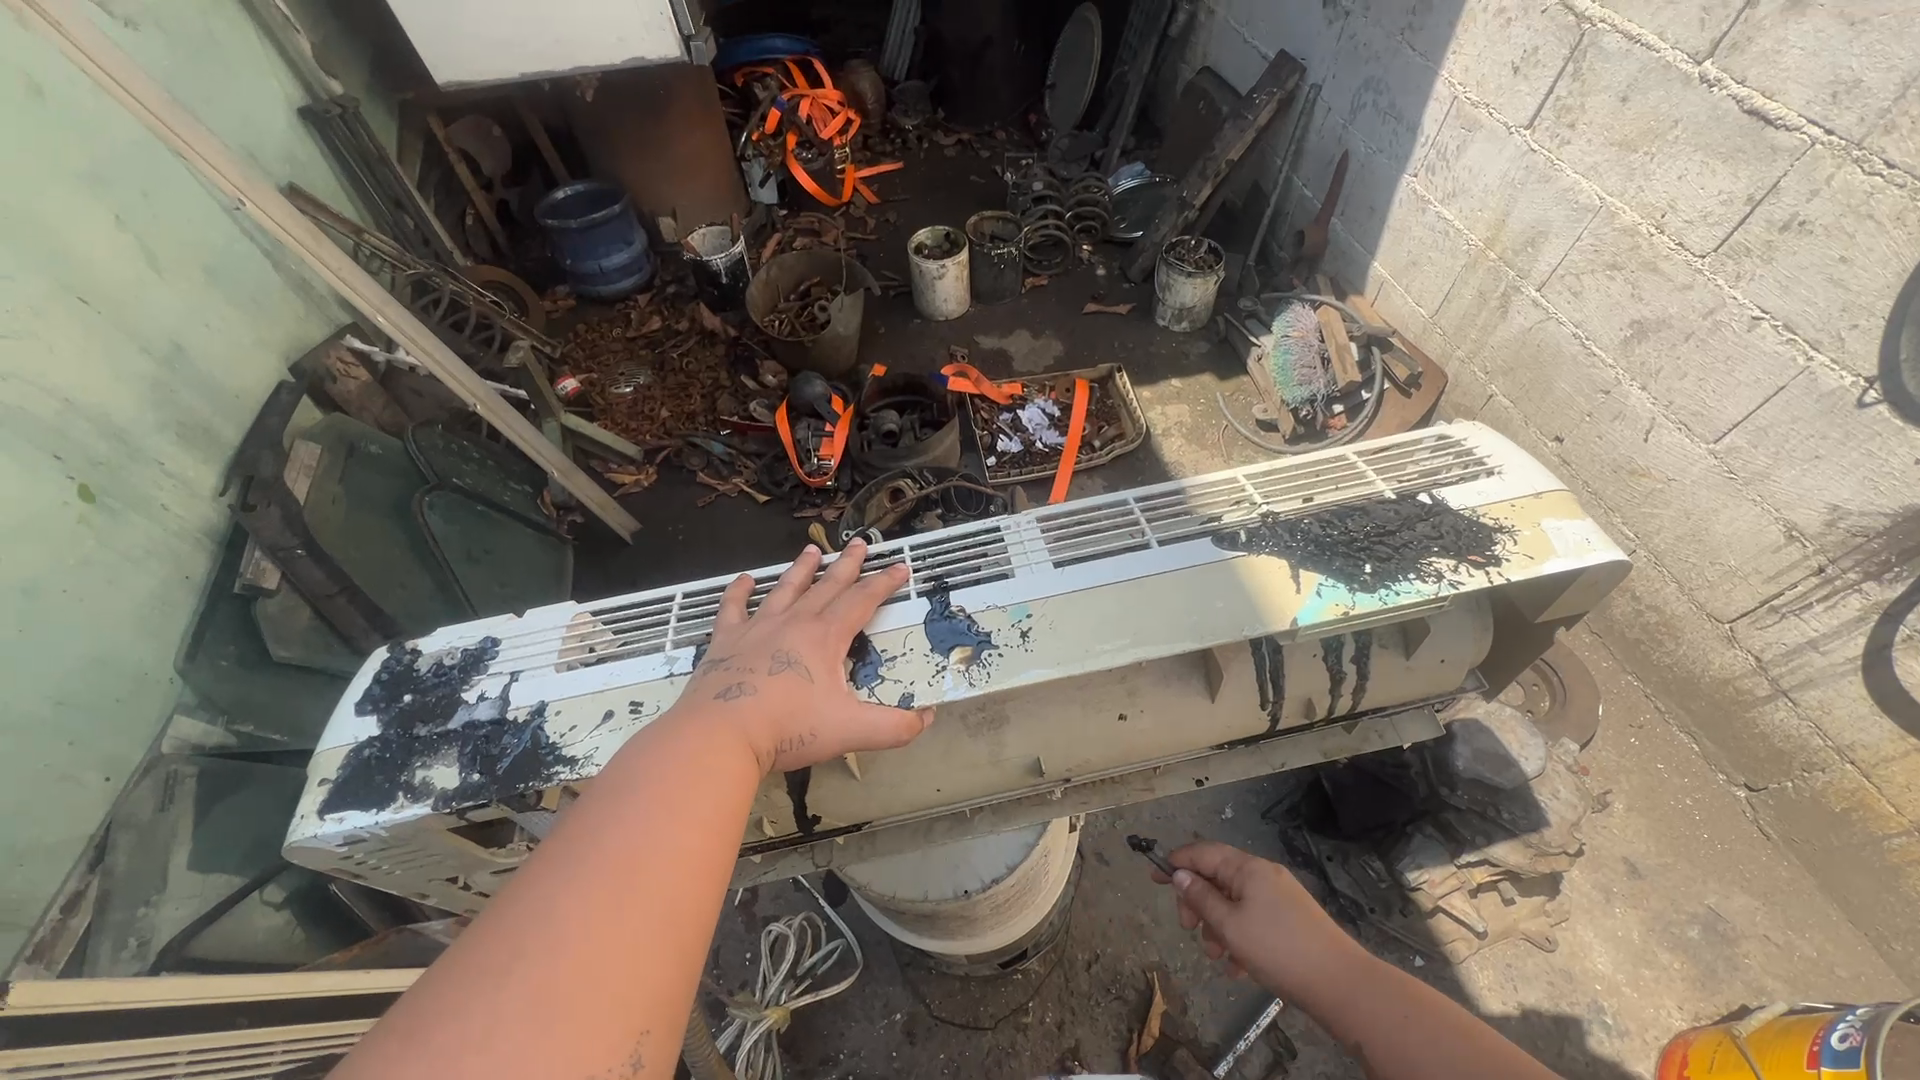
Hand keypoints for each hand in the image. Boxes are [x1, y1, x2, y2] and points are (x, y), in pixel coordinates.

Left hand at [680, 539, 933, 773]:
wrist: (720, 735)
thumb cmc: (788, 729)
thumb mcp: (852, 731)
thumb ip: (895, 727)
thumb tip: (927, 718)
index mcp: (825, 637)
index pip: (862, 601)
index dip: (884, 583)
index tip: (900, 566)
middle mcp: (793, 622)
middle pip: (827, 585)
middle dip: (848, 564)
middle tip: (860, 543)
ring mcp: (756, 628)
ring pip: (785, 589)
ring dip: (802, 569)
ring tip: (813, 549)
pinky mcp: (725, 641)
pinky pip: (733, 607)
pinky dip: (739, 591)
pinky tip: (745, 579)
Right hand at [1151, 842, 1360, 996]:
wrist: (1339, 983)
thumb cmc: (1277, 949)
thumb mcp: (1229, 925)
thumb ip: (1200, 898)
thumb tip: (1180, 875)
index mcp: (1248, 868)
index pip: (1203, 852)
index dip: (1176, 862)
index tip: (1154, 876)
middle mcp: (1264, 875)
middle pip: (1217, 878)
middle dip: (1199, 904)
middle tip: (1189, 929)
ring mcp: (1280, 897)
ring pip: (1234, 903)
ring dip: (1218, 926)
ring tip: (1218, 957)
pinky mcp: (1291, 920)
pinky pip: (1253, 919)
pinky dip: (1240, 937)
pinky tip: (1239, 967)